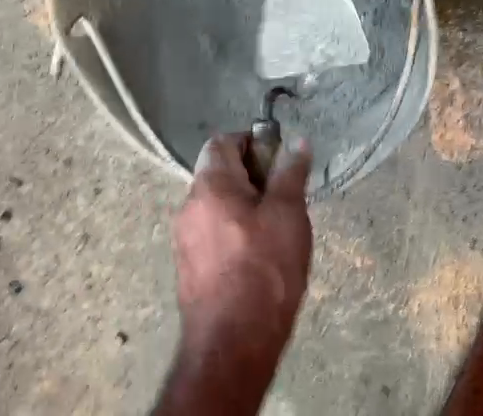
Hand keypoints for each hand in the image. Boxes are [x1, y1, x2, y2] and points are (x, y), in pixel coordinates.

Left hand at [173, 132, 314, 340]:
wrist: (234, 341)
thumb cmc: (264, 266)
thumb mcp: (288, 212)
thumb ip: (290, 172)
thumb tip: (296, 141)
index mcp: (208, 188)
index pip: (221, 142)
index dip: (251, 141)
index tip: (280, 158)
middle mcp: (188, 209)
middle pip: (219, 173)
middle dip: (254, 175)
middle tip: (287, 193)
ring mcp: (185, 241)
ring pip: (218, 205)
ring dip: (248, 204)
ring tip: (280, 224)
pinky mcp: (191, 268)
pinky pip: (215, 232)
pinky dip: (238, 230)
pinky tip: (263, 252)